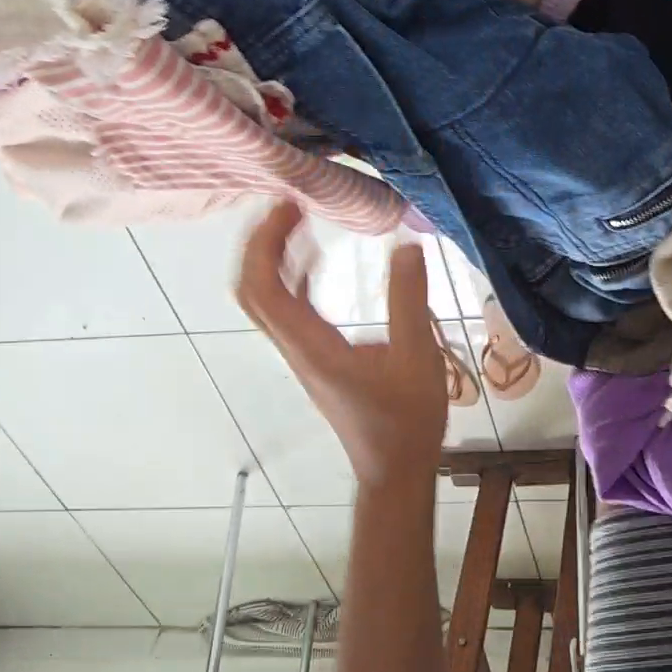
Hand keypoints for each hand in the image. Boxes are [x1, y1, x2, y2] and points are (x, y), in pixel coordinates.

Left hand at [236, 202, 448, 487]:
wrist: (393, 470)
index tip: (288, 205)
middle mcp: (297, 349)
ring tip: (301, 216)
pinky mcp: (316, 357)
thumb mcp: (417, 358)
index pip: (263, 291)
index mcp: (313, 348)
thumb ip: (409, 301)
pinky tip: (320, 256)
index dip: (265, 244)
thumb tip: (405, 244)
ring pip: (269, 299)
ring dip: (276, 255)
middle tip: (291, 201)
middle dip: (263, 241)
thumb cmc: (405, 421)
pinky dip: (296, 274)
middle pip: (254, 291)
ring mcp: (303, 354)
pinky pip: (291, 308)